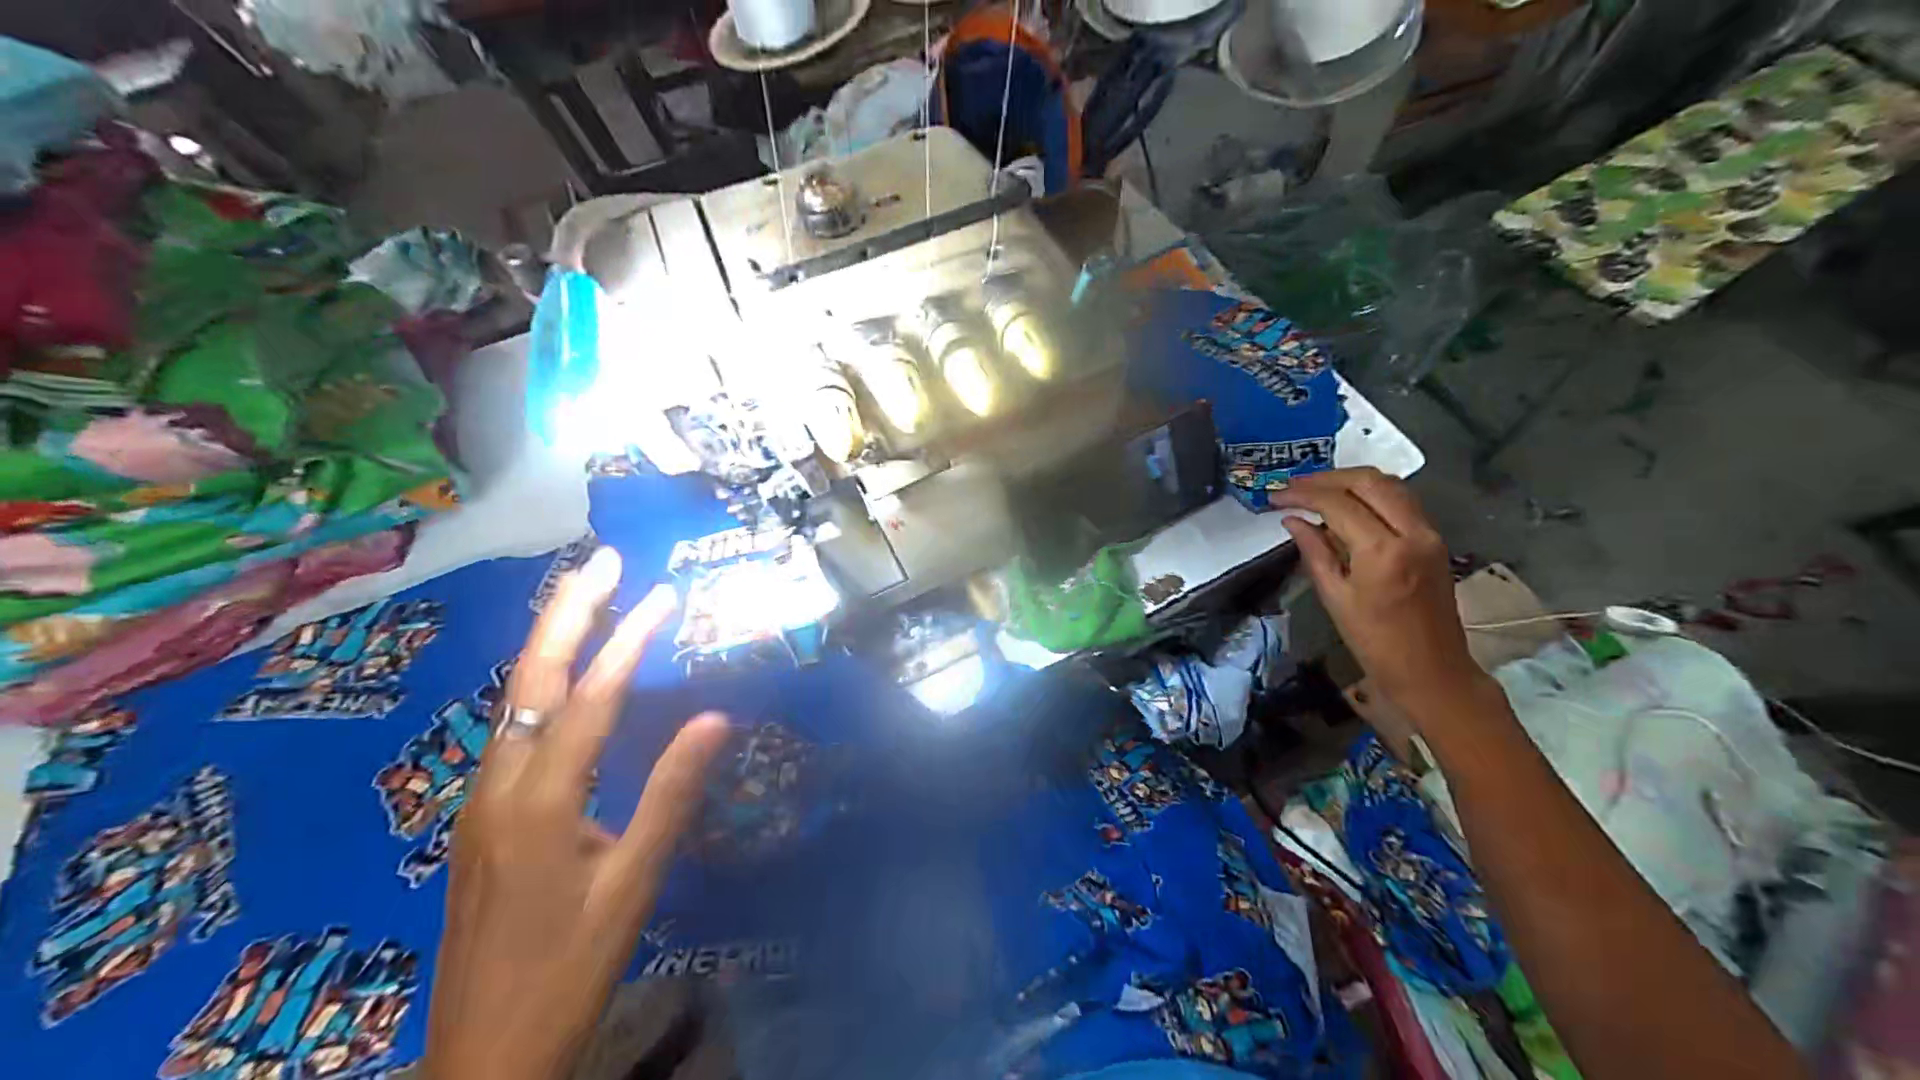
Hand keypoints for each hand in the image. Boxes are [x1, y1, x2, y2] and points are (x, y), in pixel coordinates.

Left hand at [423, 548, 729, 1079]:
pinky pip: (513, 727)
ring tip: (587, 596)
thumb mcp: (633, 883)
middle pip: (530, 677)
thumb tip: (717, 717)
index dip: (628, 641)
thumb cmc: (569, 965)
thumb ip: (672, 793)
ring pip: (514, 698)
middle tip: (602, 559)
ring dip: (551, 640)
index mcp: (540, 800)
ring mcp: (482, 799)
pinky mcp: (483, 816)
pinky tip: (563, 676)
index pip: (590, 698)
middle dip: (568, 611)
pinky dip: (542, 682)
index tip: (663, 595)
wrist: (484, 1051)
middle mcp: (500, 784)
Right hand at [1274, 468, 1493, 718]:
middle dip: (1328, 478)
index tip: (1276, 496)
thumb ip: (1314, 551)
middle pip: (1369, 481)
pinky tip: (1347, 506)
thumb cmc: (1374, 642)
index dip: (1303, 494)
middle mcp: (1412, 533)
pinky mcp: (1434, 540)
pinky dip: (1371, 494)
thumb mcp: (1335, 597)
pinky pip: (1401, 500)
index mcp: (1383, 551)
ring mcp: (1429, 534)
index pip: (1338, 503)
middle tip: (1295, 486)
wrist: (1432, 670)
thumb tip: (1292, 520)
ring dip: (1351, 481)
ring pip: (1390, 485)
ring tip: (1317, 490)